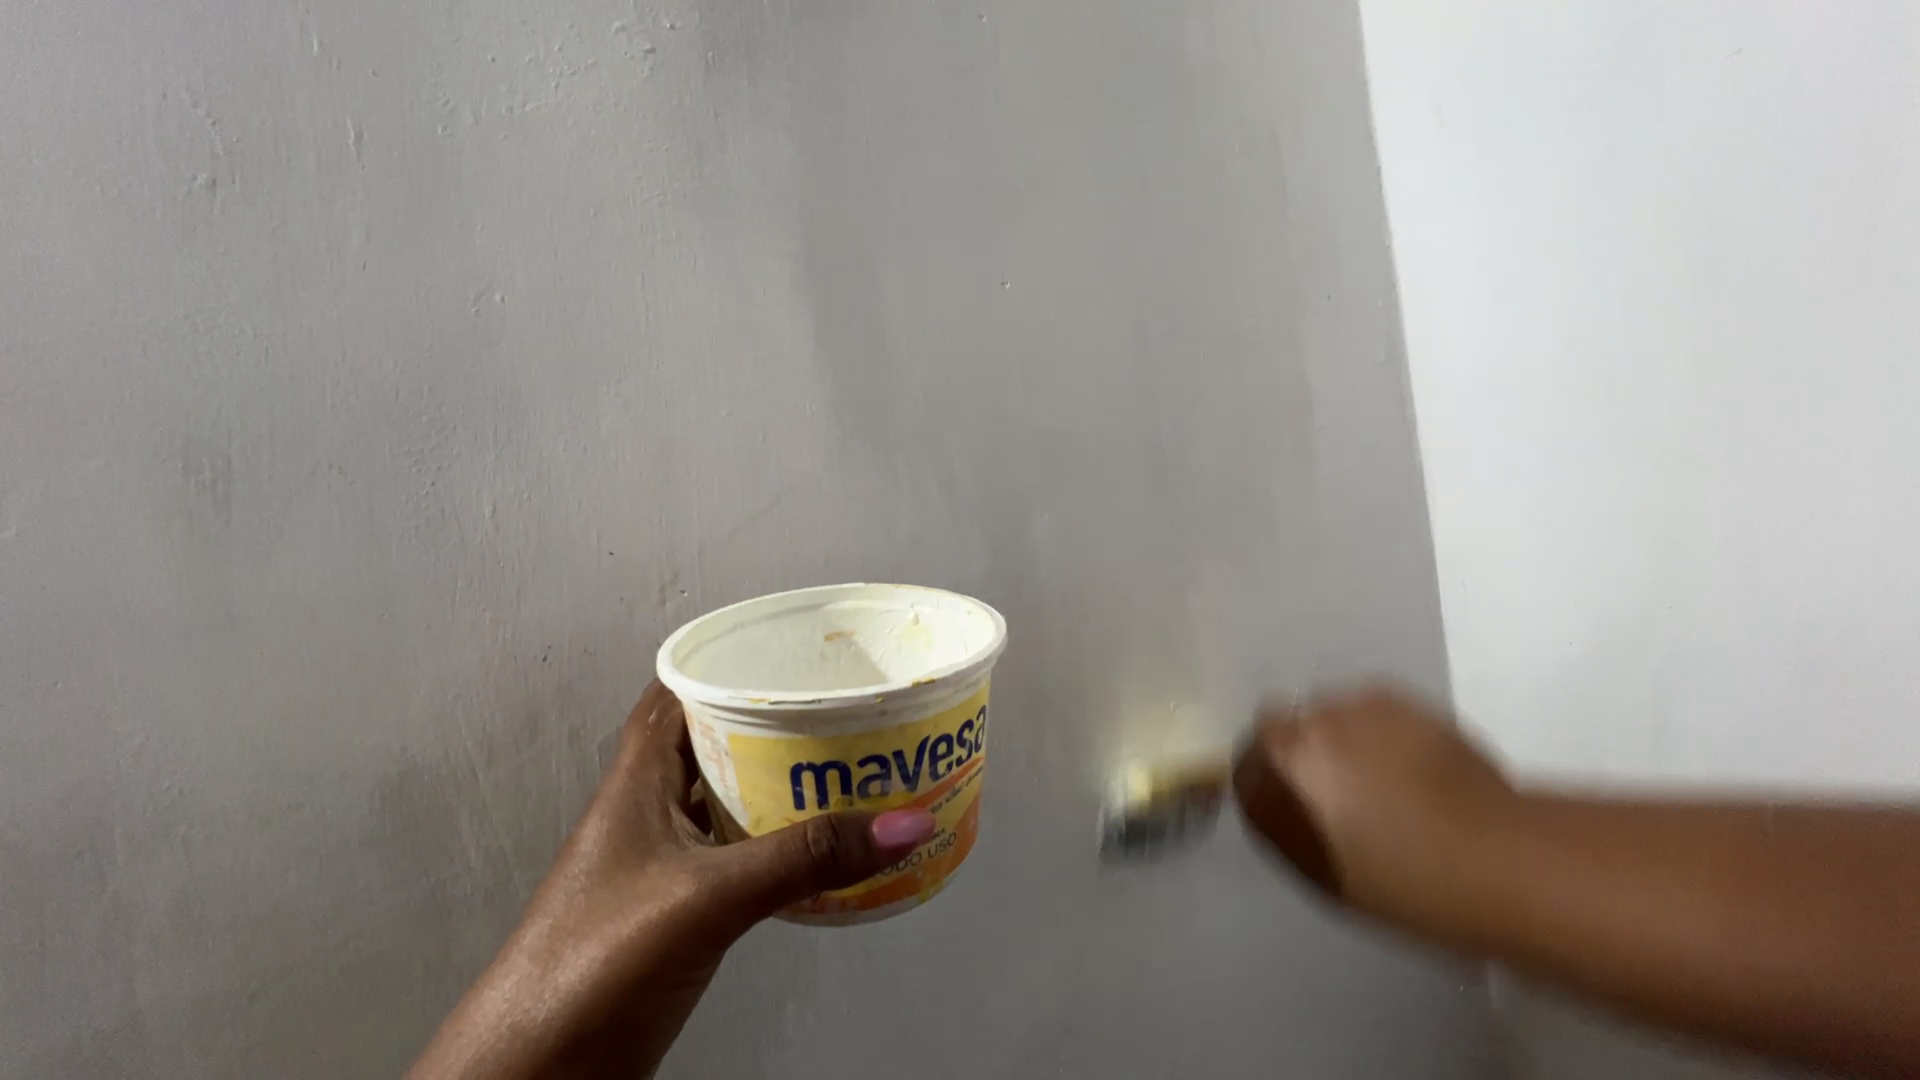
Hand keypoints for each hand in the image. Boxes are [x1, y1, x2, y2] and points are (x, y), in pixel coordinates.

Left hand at [409, 682, 935, 1079]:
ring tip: (846, 763)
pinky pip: (738, 850)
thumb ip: (805, 861)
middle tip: (837, 704)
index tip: (790, 651)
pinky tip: (821, 846)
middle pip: (711, 740)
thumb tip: (908, 822)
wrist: (532, 1079)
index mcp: (636, 781)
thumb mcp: (708, 898)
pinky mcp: (678, 908)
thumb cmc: (597, 963)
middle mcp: (647, 809)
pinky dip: (778, 838)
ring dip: (777, 780)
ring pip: (726, 796)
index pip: (676, 692)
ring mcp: (661, 861)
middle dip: (770, 718)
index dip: (726, 663)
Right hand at [1231, 685, 1515, 935]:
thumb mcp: (1321, 871)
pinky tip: (1415, 760)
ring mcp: (1340, 708)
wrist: (1489, 856)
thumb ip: (1291, 824)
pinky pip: (1369, 708)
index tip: (1301, 803)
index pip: (1247, 765)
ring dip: (1345, 735)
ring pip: (1328, 714)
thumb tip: (1292, 801)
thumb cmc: (1399, 884)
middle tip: (1346, 787)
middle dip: (1307, 750)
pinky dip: (1383, 728)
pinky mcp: (1387, 695)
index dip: (1274, 781)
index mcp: (1270, 781)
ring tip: (1388, 773)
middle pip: (1282, 729)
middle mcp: (1292, 733)